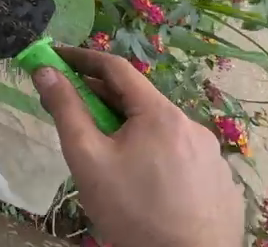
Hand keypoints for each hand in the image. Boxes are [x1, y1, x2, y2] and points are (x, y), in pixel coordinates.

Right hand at [36, 46, 241, 246]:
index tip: (53, 56)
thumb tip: (44, 70)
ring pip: (159, 128)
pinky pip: (179, 154)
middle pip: (138, 99)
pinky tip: (138, 175)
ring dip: (126, 124)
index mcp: (162, 116)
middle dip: (99, 95)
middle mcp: (195, 130)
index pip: (117, 68)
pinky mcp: (223, 187)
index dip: (81, 57)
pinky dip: (152, 149)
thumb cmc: (131, 210)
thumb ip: (64, 106)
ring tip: (101, 146)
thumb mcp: (86, 155)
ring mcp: (214, 161)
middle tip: (67, 105)